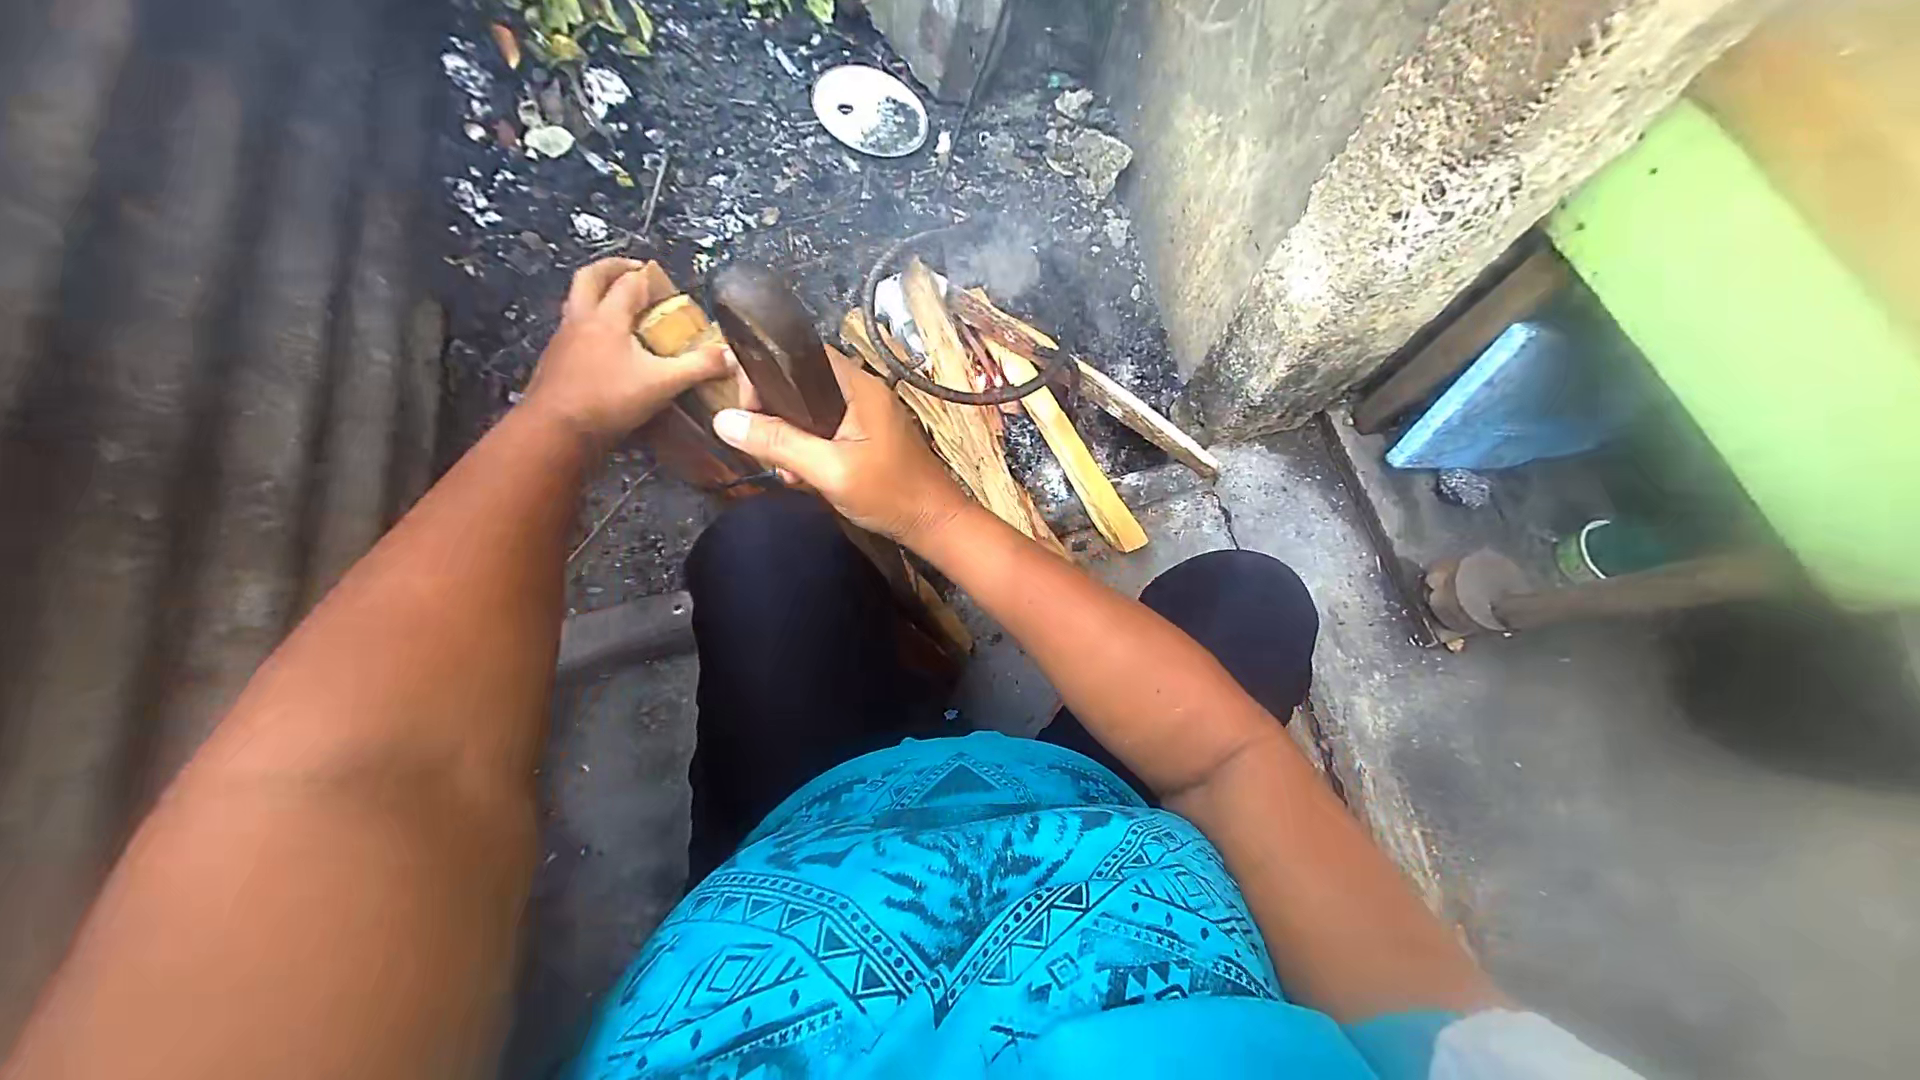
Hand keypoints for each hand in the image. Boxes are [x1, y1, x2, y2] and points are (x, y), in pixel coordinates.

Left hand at [521, 258, 731, 447]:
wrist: (556, 430)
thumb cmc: (609, 400)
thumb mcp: (664, 384)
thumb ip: (699, 367)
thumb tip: (731, 356)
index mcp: (607, 318)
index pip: (628, 284)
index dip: (648, 276)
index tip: (663, 278)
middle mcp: (580, 320)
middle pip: (590, 278)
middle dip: (611, 268)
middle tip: (632, 270)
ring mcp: (563, 340)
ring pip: (576, 302)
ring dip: (596, 295)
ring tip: (619, 306)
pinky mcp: (555, 361)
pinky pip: (572, 330)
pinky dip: (589, 325)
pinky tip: (604, 346)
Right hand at [711, 349, 970, 542]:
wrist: (934, 523)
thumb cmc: (889, 494)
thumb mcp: (828, 470)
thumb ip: (778, 442)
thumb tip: (724, 420)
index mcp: (857, 386)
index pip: (799, 356)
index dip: (765, 376)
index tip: (749, 412)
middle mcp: (862, 390)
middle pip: (801, 384)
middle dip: (776, 416)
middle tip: (768, 450)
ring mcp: (867, 413)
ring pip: (811, 411)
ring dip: (792, 439)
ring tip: (790, 473)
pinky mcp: (868, 435)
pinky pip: (827, 430)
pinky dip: (811, 450)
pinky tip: (806, 478)